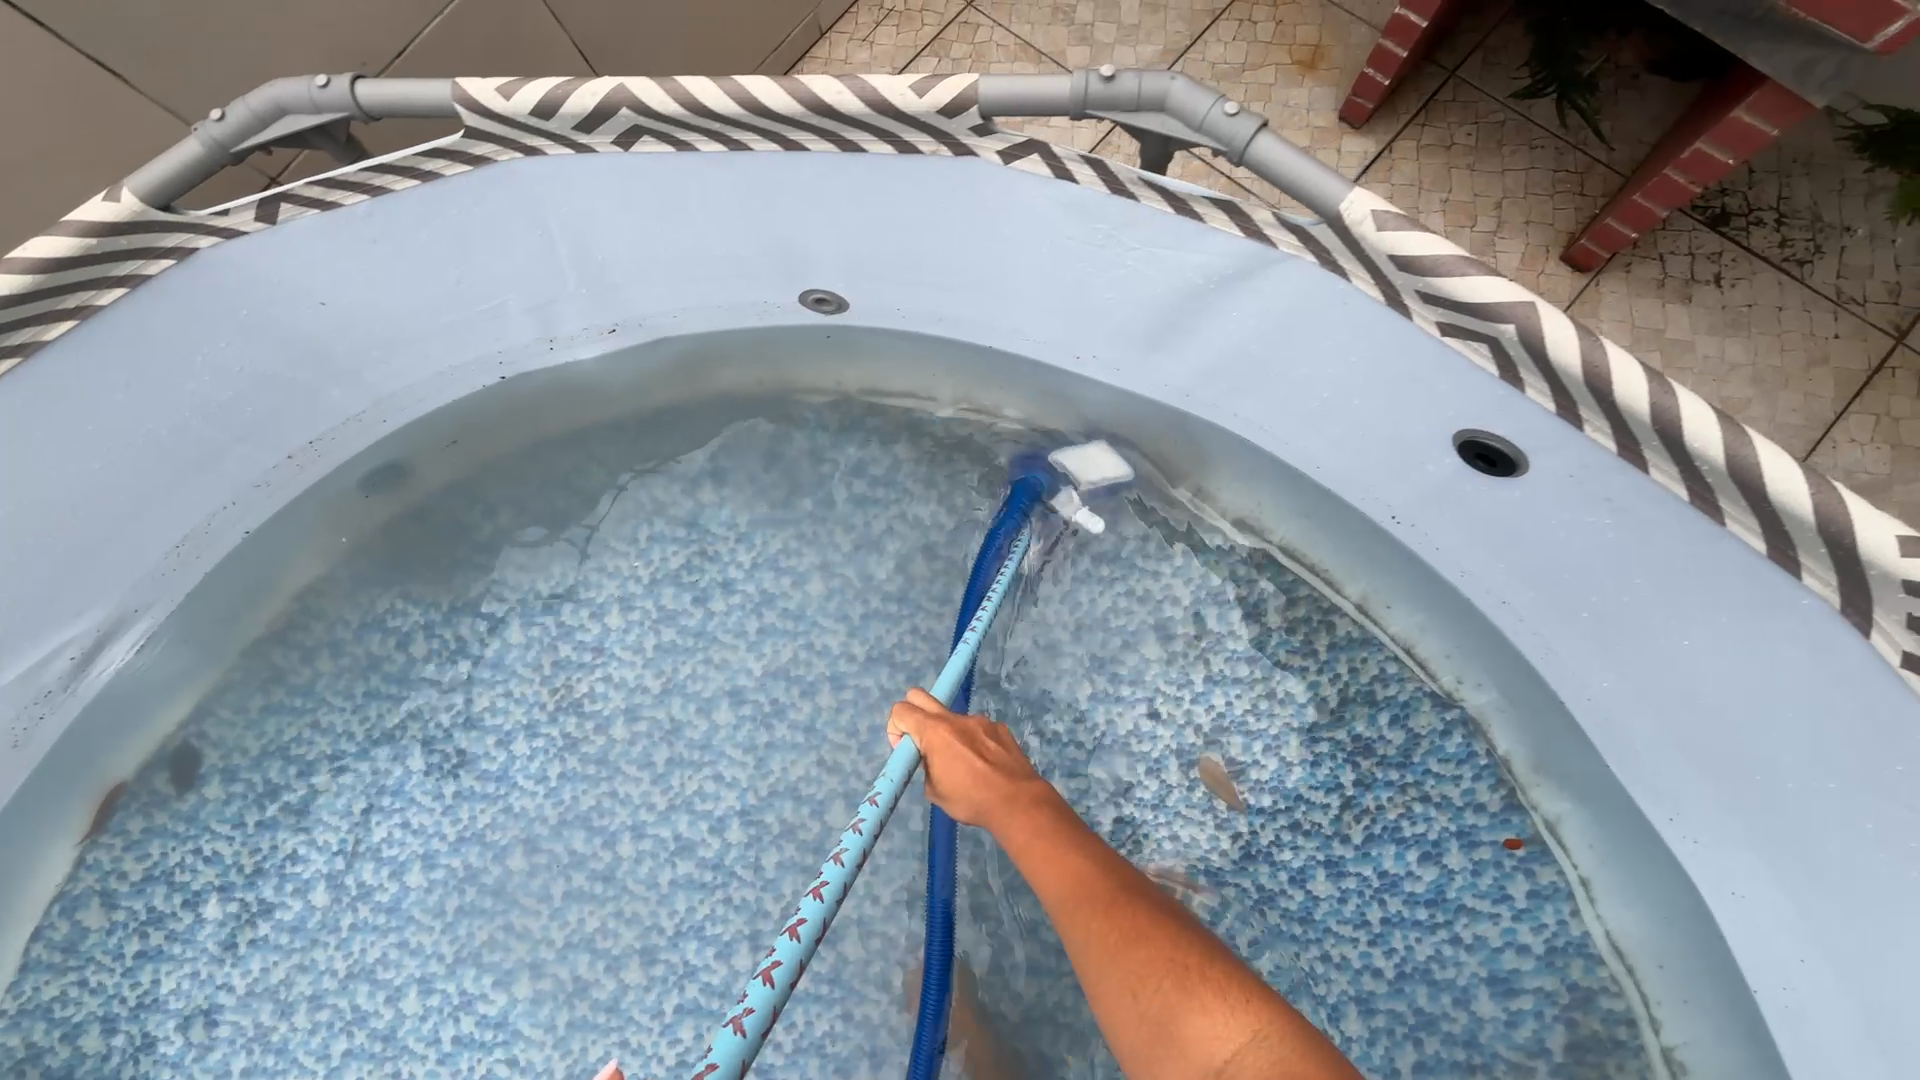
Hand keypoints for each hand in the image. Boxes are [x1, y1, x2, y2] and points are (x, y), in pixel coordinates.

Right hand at [887, 688, 1057, 832]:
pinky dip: (974, 741)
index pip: (901, 710)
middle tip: (922, 742)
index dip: (895, 728)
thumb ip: (926, 767)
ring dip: (949, 734)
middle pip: (920, 696)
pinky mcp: (999, 727)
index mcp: (934, 731)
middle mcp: (955, 718)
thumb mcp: (934, 791)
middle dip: (913, 714)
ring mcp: (980, 720)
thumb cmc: (971, 799)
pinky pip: (977, 728)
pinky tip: (985, 764)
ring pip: (953, 718)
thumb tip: (932, 760)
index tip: (905, 750)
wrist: (1016, 800)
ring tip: (965, 764)